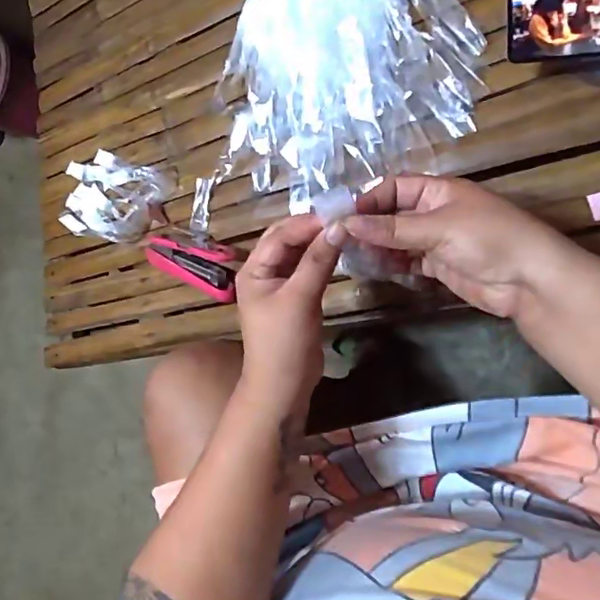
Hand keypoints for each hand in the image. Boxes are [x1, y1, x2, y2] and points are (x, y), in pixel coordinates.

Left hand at [234, 215, 341, 421]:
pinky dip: (322, 260)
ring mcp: (279, 286)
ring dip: (319, 243)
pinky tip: (341, 252)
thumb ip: (318, 260)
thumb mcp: (300, 298)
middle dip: (313, 228)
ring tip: (347, 230)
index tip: (339, 213)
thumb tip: (339, 226)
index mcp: (253, 269)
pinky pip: (308, 270)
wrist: (283, 387)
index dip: (308, 222)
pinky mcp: (296, 299)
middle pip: (288, 240)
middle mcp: (263, 273)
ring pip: (299, 254)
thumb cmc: (283, 342)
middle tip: (345, 218)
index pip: (280, 234)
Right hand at [330, 176, 562, 318]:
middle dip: (368, 227)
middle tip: (341, 243)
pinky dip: (392, 265)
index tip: (344, 219)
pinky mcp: (439, 265)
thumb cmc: (488, 239)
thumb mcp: (437, 228)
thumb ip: (391, 228)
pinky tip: (376, 270)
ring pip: (396, 240)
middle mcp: (434, 211)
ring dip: (377, 248)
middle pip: (391, 215)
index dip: (369, 200)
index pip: (394, 187)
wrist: (530, 281)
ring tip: (355, 259)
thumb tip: (347, 223)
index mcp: (438, 190)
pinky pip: (407, 261)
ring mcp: (436, 240)